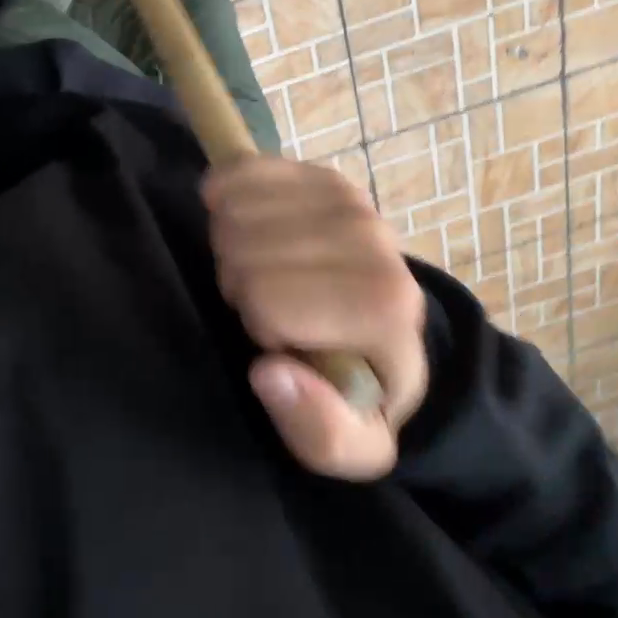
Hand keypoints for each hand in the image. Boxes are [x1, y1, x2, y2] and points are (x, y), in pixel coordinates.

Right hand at [202, 157, 426, 480]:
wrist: (391, 330)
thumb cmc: (361, 388)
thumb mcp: (354, 445)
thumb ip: (321, 430)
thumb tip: (269, 371)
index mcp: (383, 307)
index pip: (266, 300)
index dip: (260, 328)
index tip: (287, 344)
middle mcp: (372, 240)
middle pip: (243, 252)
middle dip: (242, 286)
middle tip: (272, 308)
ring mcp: (348, 199)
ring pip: (234, 212)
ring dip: (234, 247)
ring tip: (268, 274)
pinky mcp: (321, 174)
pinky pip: (238, 173)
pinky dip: (225, 200)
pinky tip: (250, 228)